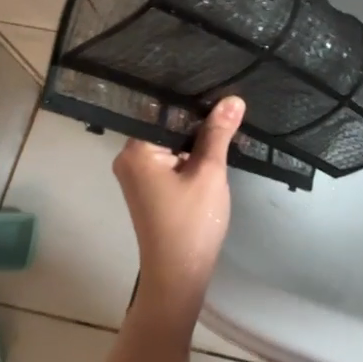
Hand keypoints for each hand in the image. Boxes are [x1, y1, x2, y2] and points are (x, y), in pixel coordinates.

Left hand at [112, 97, 245, 320]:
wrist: (179, 275)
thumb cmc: (191, 222)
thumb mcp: (209, 172)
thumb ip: (218, 133)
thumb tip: (233, 99)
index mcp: (135, 150)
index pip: (161, 110)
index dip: (191, 100)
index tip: (218, 86)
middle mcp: (129, 158)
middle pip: (165, 126)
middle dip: (195, 120)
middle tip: (228, 103)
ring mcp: (137, 175)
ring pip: (169, 144)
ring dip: (194, 139)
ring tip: (225, 121)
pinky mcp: (148, 189)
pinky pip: (169, 161)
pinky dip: (188, 156)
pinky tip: (212, 150)